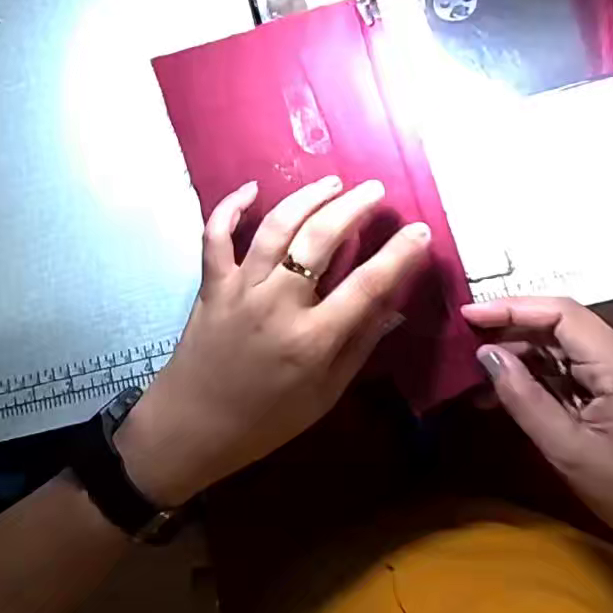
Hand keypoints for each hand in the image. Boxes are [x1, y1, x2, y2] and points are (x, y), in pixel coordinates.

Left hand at [115, 177, 429, 507]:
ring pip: (275, 227)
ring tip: (334, 182)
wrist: (192, 430)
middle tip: (376, 190)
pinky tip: (252, 189)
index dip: (398, 254)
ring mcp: (239, 290)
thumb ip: (360, 345)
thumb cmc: (267, 419)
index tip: (420, 230)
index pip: (367, 285)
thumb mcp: (326, 393)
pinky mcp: (210, 284)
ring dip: (307, 198)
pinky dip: (231, 207)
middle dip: (353, 207)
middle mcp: (277, 305)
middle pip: (320, 240)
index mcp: (313, 340)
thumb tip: (395, 305)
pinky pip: (216, 236)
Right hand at [463, 297, 612, 612]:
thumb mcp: (572, 453)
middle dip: (514, 336)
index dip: (512, 307)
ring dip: (530, 361)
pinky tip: (523, 394)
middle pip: (565, 328)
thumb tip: (487, 355)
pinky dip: (553, 379)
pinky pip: (587, 369)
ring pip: (573, 350)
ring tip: (486, 382)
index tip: (469, 314)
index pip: (562, 313)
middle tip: (468, 352)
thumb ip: (525, 399)